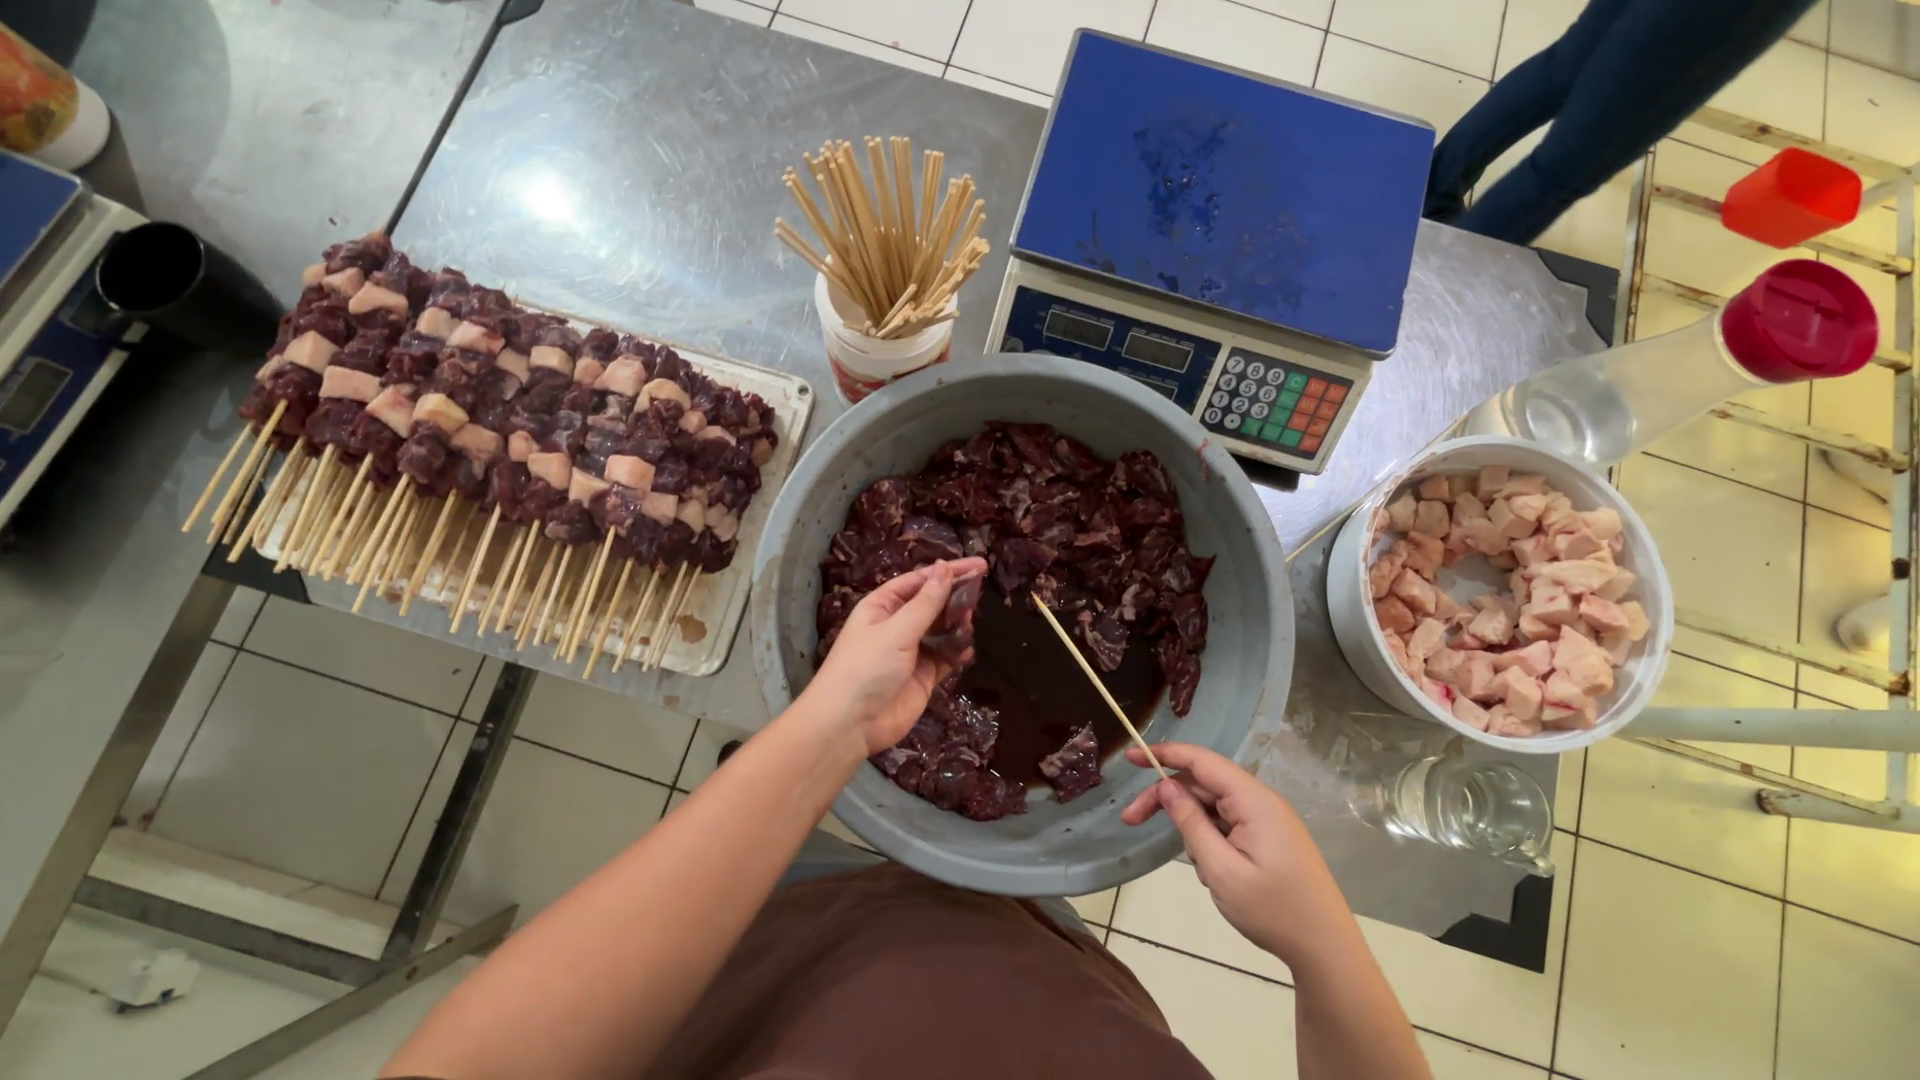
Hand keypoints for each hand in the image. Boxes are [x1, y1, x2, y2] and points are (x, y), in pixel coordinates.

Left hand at [803, 558, 985, 754]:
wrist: (850, 724)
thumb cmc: (866, 668)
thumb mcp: (896, 630)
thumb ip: (925, 602)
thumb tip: (944, 568)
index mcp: (882, 606)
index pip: (919, 581)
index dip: (948, 571)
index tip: (978, 565)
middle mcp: (897, 625)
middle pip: (932, 603)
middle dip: (956, 596)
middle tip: (983, 589)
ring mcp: (911, 652)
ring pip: (941, 630)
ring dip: (957, 624)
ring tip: (972, 621)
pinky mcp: (923, 677)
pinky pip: (945, 658)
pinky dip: (957, 652)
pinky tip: (967, 650)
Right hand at [1121, 742, 1352, 965]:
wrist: (1326, 949)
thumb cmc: (1273, 910)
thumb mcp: (1221, 870)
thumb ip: (1191, 824)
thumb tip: (1167, 786)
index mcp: (1254, 801)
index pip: (1202, 761)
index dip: (1164, 753)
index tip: (1130, 756)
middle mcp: (1261, 802)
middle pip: (1203, 784)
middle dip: (1167, 798)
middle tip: (1130, 820)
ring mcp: (1267, 821)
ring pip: (1214, 807)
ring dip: (1192, 827)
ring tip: (1199, 870)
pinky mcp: (1269, 839)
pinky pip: (1228, 825)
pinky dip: (1210, 840)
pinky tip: (1213, 873)